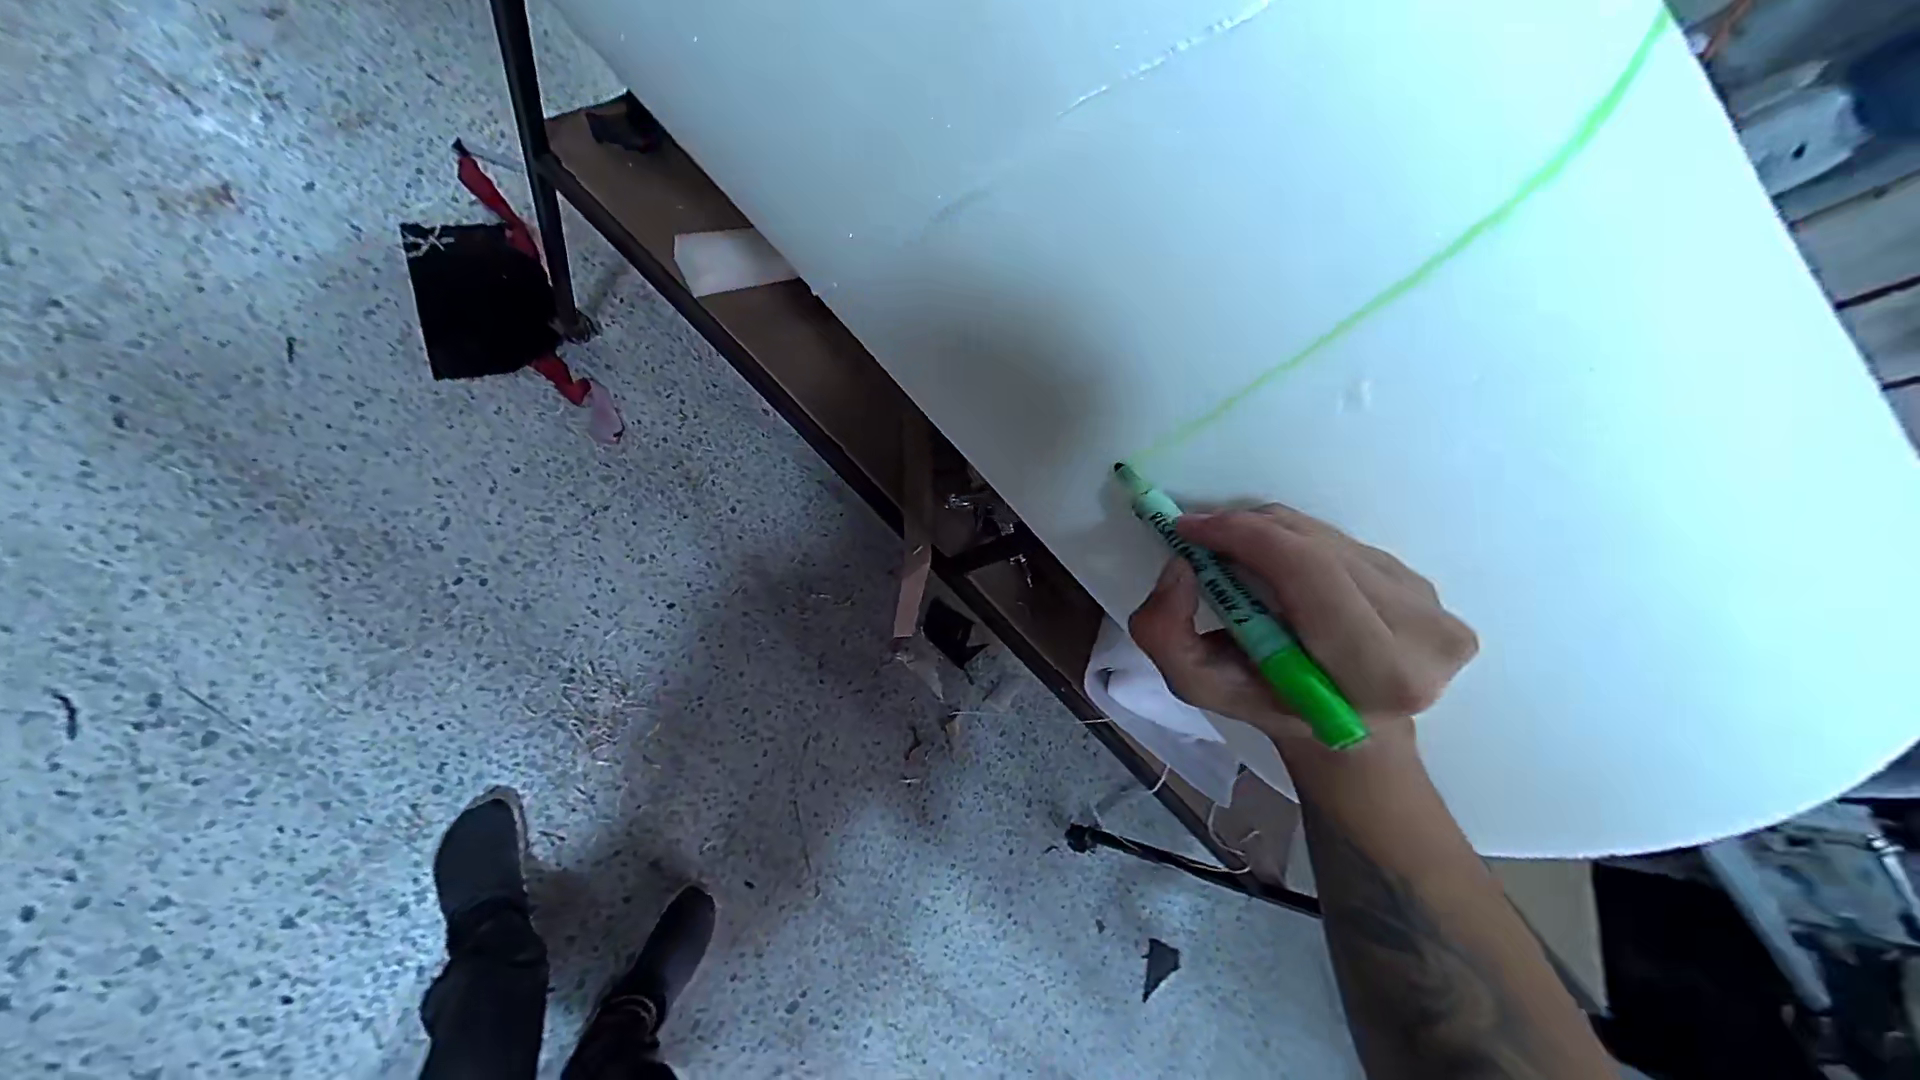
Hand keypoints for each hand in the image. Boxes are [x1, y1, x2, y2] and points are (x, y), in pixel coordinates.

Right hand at [1128, 504, 1477, 749]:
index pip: (1308, 571)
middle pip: (1317, 545)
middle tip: (1201, 536)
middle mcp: (1425, 633)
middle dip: (1248, 530)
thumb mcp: (1198, 684)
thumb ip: (1166, 631)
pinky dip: (1297, 543)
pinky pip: (1345, 542)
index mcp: (1379, 671)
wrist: (1342, 727)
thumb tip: (1180, 566)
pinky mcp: (1430, 588)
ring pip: (1328, 537)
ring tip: (1238, 558)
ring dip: (1270, 535)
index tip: (1188, 528)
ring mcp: (1435, 606)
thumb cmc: (1270, 708)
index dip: (1242, 535)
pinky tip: (1279, 570)